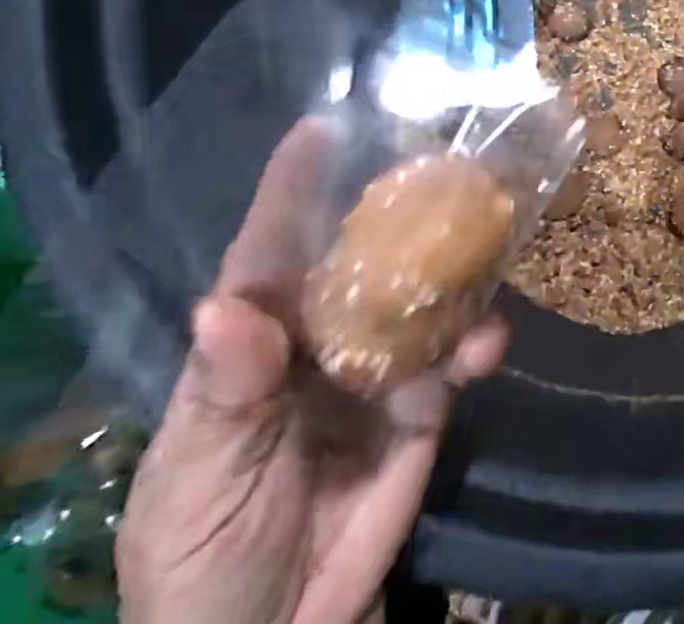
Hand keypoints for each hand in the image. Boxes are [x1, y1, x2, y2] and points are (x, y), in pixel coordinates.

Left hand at [116, 119, 510, 623]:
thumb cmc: (199, 552)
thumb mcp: (196, 475)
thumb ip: (224, 394)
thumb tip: (227, 309)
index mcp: (253, 344)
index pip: (268, 255)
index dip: (290, 192)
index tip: (318, 132)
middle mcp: (320, 340)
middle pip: (359, 262)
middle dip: (394, 215)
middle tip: (437, 165)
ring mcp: (377, 371)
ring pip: (418, 302)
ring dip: (450, 274)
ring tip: (481, 238)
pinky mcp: (423, 407)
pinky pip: (453, 362)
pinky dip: (475, 344)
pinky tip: (487, 340)